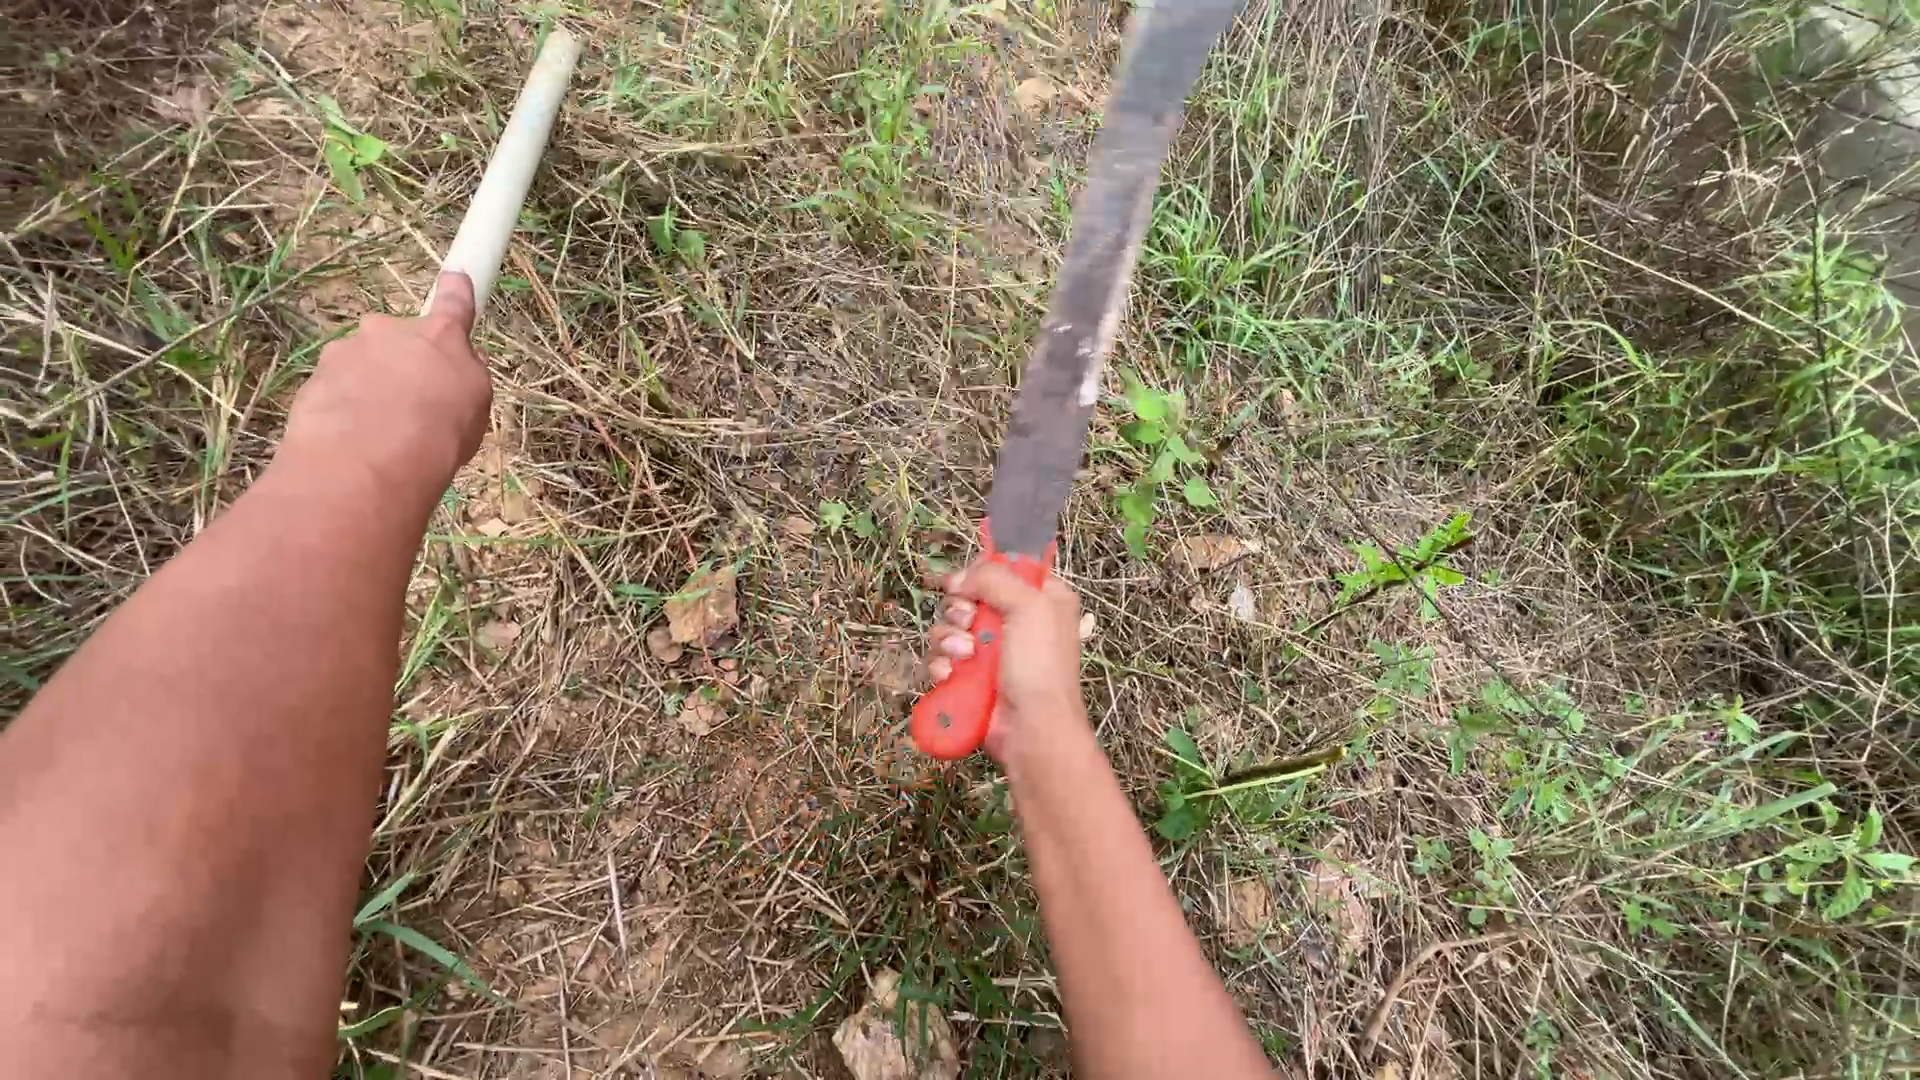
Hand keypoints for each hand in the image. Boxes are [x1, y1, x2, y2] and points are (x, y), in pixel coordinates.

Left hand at [276, 272, 491, 500]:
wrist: (370, 459)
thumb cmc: (440, 431)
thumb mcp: (477, 406)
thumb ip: (466, 377)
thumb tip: (458, 366)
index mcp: (440, 337)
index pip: (454, 305)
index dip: (457, 291)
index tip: (457, 275)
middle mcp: (388, 331)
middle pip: (399, 340)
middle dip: (406, 363)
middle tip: (418, 404)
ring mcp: (345, 351)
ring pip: (365, 365)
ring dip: (375, 388)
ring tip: (387, 431)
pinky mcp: (313, 378)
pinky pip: (339, 389)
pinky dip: (350, 408)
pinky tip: (361, 439)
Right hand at [926, 559, 1085, 762]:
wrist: (1032, 729)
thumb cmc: (1040, 665)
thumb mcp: (1029, 607)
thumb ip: (994, 578)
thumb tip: (958, 578)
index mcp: (1043, 598)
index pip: (1005, 569)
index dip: (982, 573)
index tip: (968, 582)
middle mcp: (1018, 621)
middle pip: (969, 597)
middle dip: (961, 610)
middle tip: (969, 622)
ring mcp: (992, 651)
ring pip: (951, 627)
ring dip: (949, 639)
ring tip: (964, 655)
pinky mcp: (971, 677)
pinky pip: (942, 658)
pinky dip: (942, 664)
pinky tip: (950, 674)